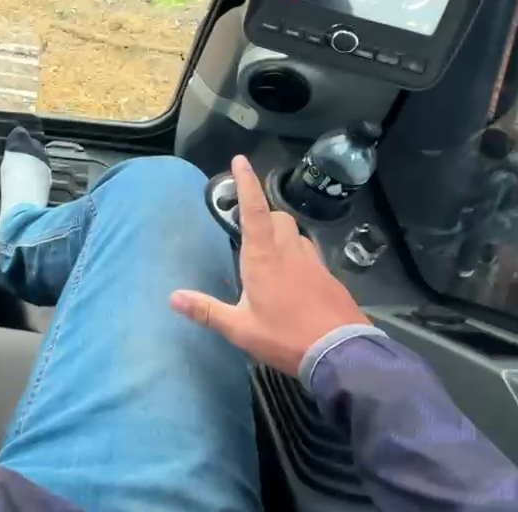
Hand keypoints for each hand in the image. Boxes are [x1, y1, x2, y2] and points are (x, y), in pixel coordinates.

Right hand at [170, 155, 368, 374]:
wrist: (345, 357)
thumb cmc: (286, 337)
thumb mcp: (241, 328)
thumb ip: (207, 311)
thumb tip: (173, 298)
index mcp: (263, 257)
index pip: (253, 210)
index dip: (246, 183)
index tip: (240, 160)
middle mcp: (289, 252)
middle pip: (278, 217)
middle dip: (264, 215)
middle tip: (251, 230)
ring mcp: (314, 264)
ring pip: (298, 235)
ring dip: (283, 235)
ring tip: (273, 255)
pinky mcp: (332, 280)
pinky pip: (312, 257)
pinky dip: (300, 258)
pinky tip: (296, 281)